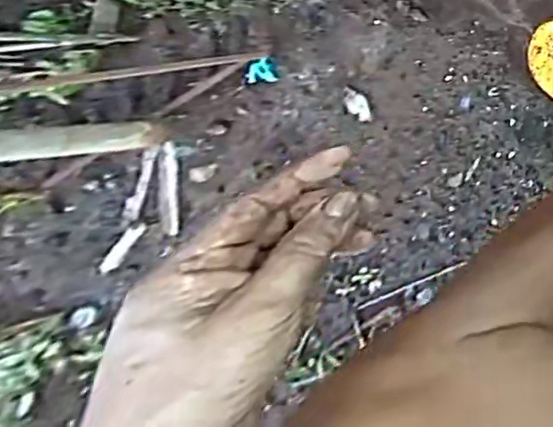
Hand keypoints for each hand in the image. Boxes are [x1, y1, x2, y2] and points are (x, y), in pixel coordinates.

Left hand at [81, 147, 374, 426]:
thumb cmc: (189, 395)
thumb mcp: (263, 308)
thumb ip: (307, 249)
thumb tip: (342, 202)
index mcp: (188, 271)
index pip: (255, 205)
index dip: (302, 176)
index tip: (341, 157)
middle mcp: (196, 285)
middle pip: (270, 229)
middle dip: (321, 213)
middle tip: (365, 207)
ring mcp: (210, 312)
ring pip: (277, 258)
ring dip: (321, 246)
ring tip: (360, 239)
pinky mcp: (227, 335)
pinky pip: (275, 288)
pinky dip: (307, 277)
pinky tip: (325, 280)